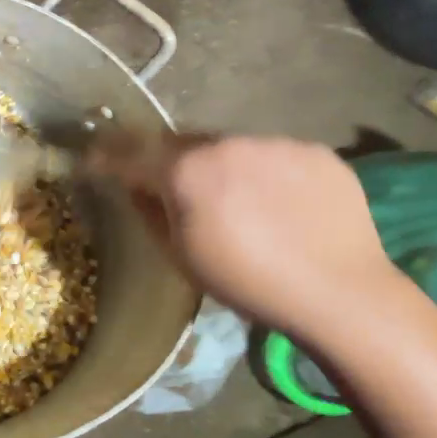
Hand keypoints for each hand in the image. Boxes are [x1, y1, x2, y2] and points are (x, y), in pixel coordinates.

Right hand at [88, 132, 417, 343]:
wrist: (342, 294)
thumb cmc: (247, 281)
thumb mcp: (179, 254)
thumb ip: (149, 211)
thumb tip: (136, 187)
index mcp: (185, 170)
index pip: (131, 154)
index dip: (108, 158)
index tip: (94, 161)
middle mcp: (226, 144)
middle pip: (182, 143)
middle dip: (170, 161)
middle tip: (173, 187)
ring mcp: (275, 144)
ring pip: (229, 146)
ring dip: (220, 165)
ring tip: (235, 199)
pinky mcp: (316, 152)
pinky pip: (274, 154)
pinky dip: (264, 172)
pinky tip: (277, 203)